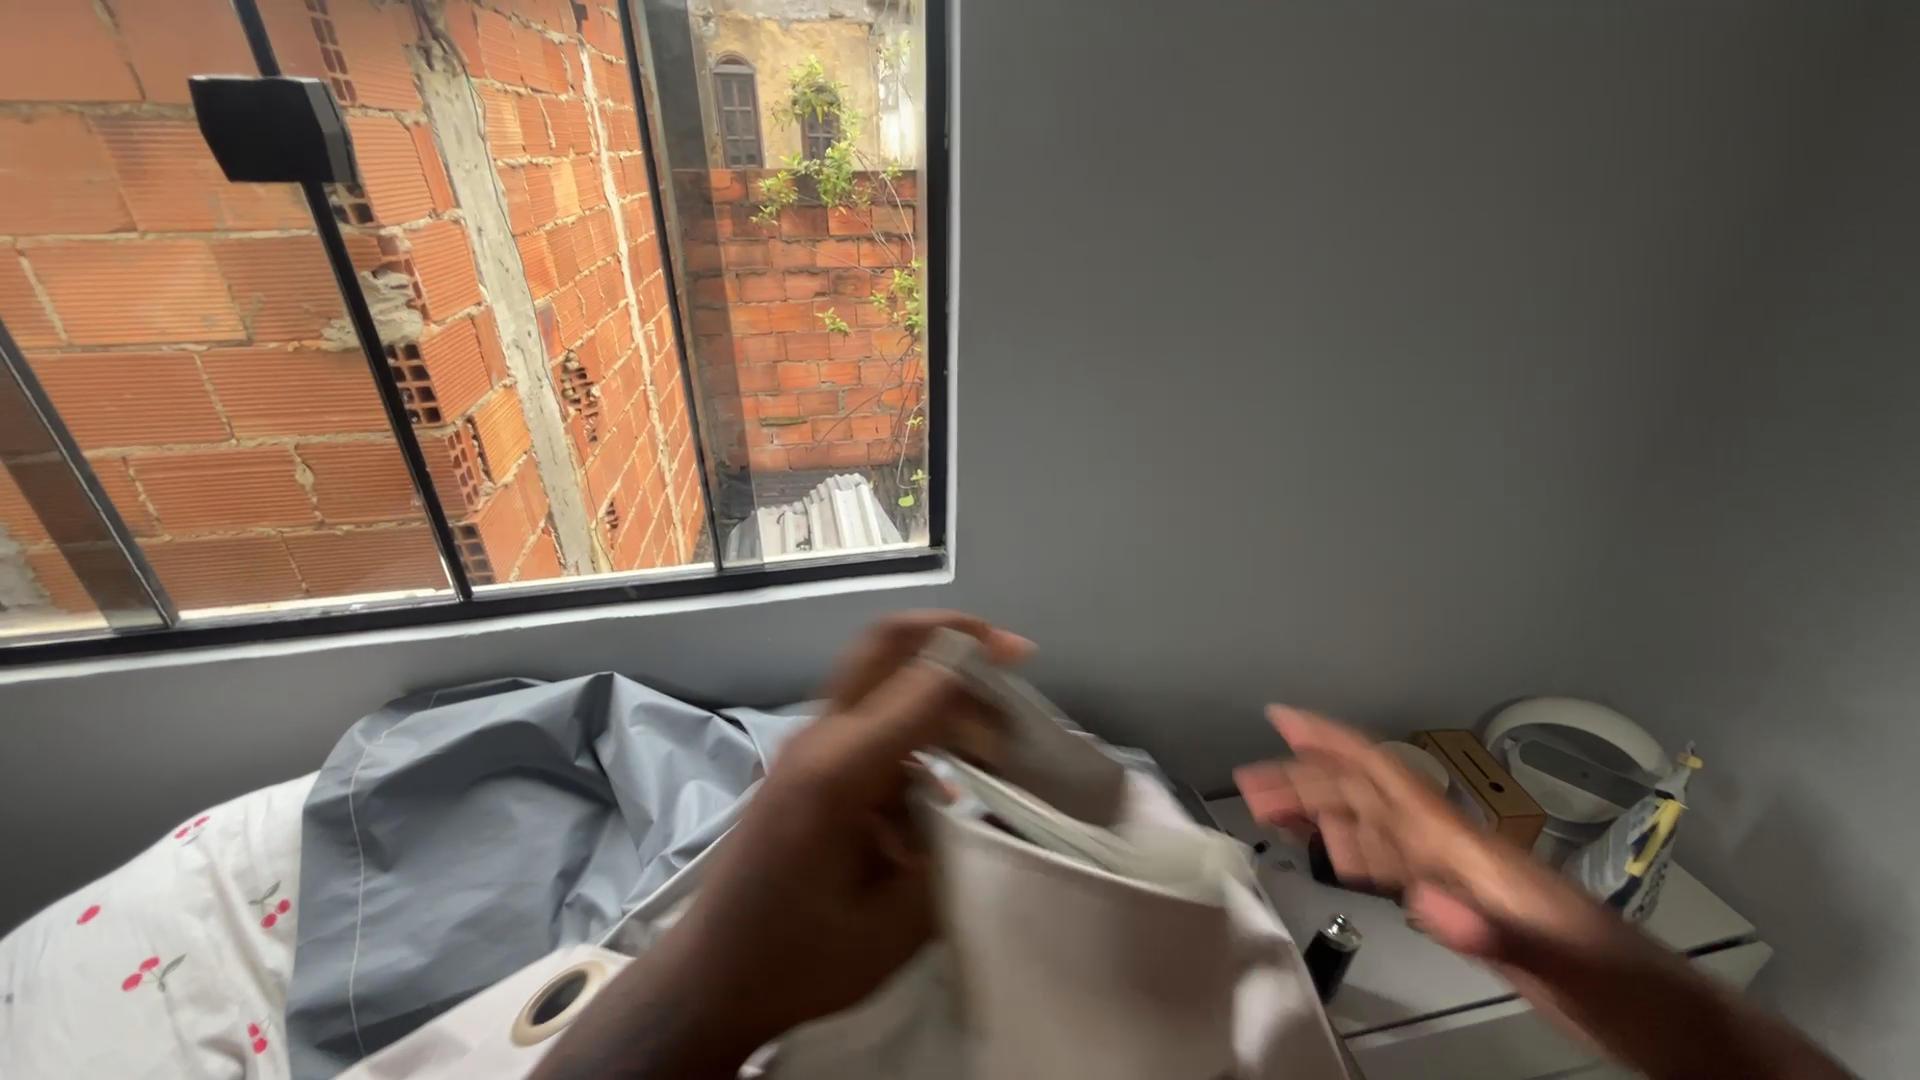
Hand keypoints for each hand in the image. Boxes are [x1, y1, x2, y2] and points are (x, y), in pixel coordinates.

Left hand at [534, 611, 1028, 1079]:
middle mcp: (818, 739)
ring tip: (989, 734)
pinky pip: (870, 718)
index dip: (977, 664)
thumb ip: (956, 856)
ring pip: (880, 676)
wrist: (709, 977)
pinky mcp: (806, 762)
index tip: (1024, 669)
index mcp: (838, 772)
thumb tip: (999, 807)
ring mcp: (806, 746)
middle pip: (886, 643)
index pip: (920, 685)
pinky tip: (944, 780)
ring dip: (938, 684)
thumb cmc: (799, 958)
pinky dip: (916, 723)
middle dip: (953, 633)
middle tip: (1011, 655)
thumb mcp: (895, 925)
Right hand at [1233, 706, 1621, 968]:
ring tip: (1272, 806)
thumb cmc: (1623, 987)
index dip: (1332, 741)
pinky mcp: (1461, 903)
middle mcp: (1454, 850)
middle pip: (1365, 799)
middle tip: (1252, 782)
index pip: (1386, 778)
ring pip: (1371, 826)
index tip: (1284, 717)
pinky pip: (1389, 862)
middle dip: (1305, 781)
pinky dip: (1349, 849)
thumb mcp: (1563, 965)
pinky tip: (1332, 850)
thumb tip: (1427, 904)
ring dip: (1319, 811)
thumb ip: (1491, 932)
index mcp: (1469, 850)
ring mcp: (1457, 875)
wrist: (1669, 1019)